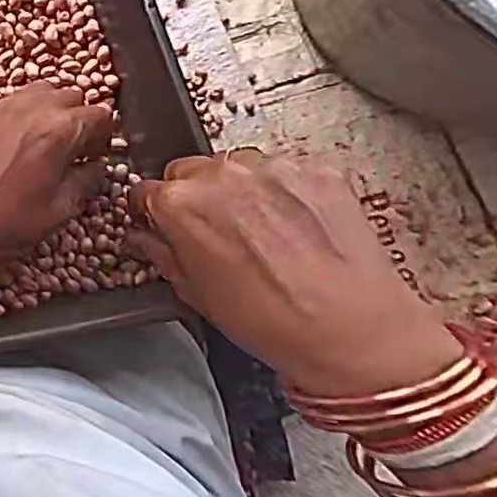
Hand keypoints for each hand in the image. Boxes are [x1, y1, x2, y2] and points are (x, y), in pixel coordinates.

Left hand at [0, 81, 112, 254]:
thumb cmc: (1, 221)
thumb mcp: (57, 211)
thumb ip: (85, 181)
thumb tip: (95, 167)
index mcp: (59, 131)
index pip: (100, 115)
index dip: (102, 136)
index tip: (93, 154)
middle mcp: (32, 109)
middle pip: (72, 97)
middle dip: (78, 120)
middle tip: (71, 148)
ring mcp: (1, 107)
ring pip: (41, 91)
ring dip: (51, 109)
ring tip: (44, 140)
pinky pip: (11, 101)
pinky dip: (22, 113)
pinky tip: (16, 140)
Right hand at [127, 149, 462, 396]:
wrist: (351, 330)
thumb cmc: (270, 319)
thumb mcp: (192, 291)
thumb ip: (162, 252)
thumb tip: (149, 237)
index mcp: (179, 204)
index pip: (145, 191)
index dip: (150, 211)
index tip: (159, 220)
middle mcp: (220, 176)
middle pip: (187, 171)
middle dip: (192, 196)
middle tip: (211, 231)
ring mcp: (271, 169)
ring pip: (234, 166)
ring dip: (236, 189)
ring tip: (256, 230)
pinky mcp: (316, 170)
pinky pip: (281, 171)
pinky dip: (280, 191)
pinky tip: (290, 226)